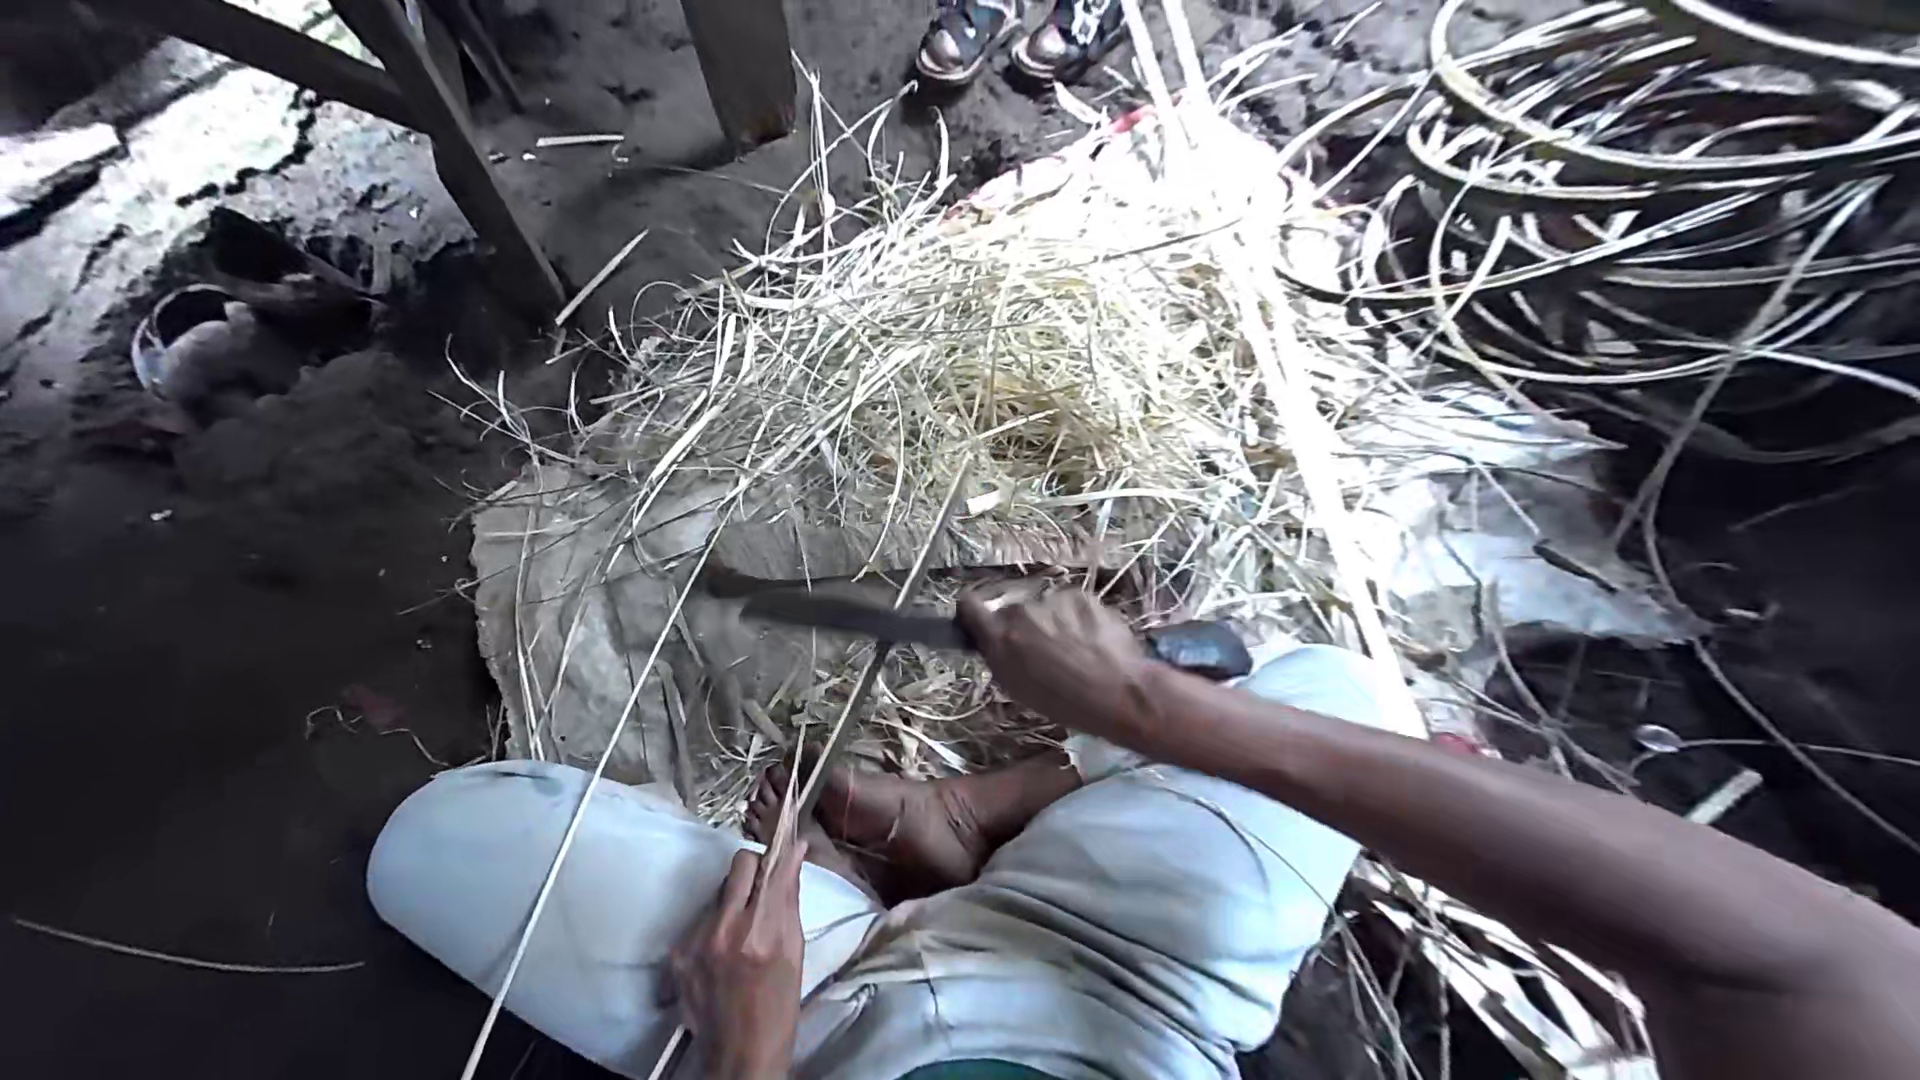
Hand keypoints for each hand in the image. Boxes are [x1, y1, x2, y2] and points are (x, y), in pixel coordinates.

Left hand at [670, 842, 808, 1079]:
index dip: (782, 851)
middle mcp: (726, 929)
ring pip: (719, 889)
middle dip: (754, 866)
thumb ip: (789, 895)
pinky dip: (715, 921)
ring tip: (742, 926)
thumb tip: (796, 851)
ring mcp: (697, 941)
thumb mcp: (795, 946)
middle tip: (763, 885)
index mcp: (762, 930)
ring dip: (734, 896)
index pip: (771, 867)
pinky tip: (723, 947)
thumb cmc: (779, 1000)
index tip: (790, 841)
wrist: (740, 1054)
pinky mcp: (678, 954)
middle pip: (739, 864)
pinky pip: (702, 916)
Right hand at [958, 583, 1156, 743]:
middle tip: (1044, 651)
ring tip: (1076, 649)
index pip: (968, 606)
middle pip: (1012, 611)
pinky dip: (1077, 618)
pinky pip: (1070, 604)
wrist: (1118, 691)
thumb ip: (1000, 656)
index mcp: (1000, 637)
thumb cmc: (1064, 702)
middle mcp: (1020, 611)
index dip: (973, 613)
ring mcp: (1051, 599)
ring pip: (1044, 607)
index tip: (982, 624)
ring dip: (1052, 622)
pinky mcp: (1080, 595)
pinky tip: (1093, 639)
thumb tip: (995, 641)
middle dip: (1023, 626)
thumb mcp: (1017, 688)